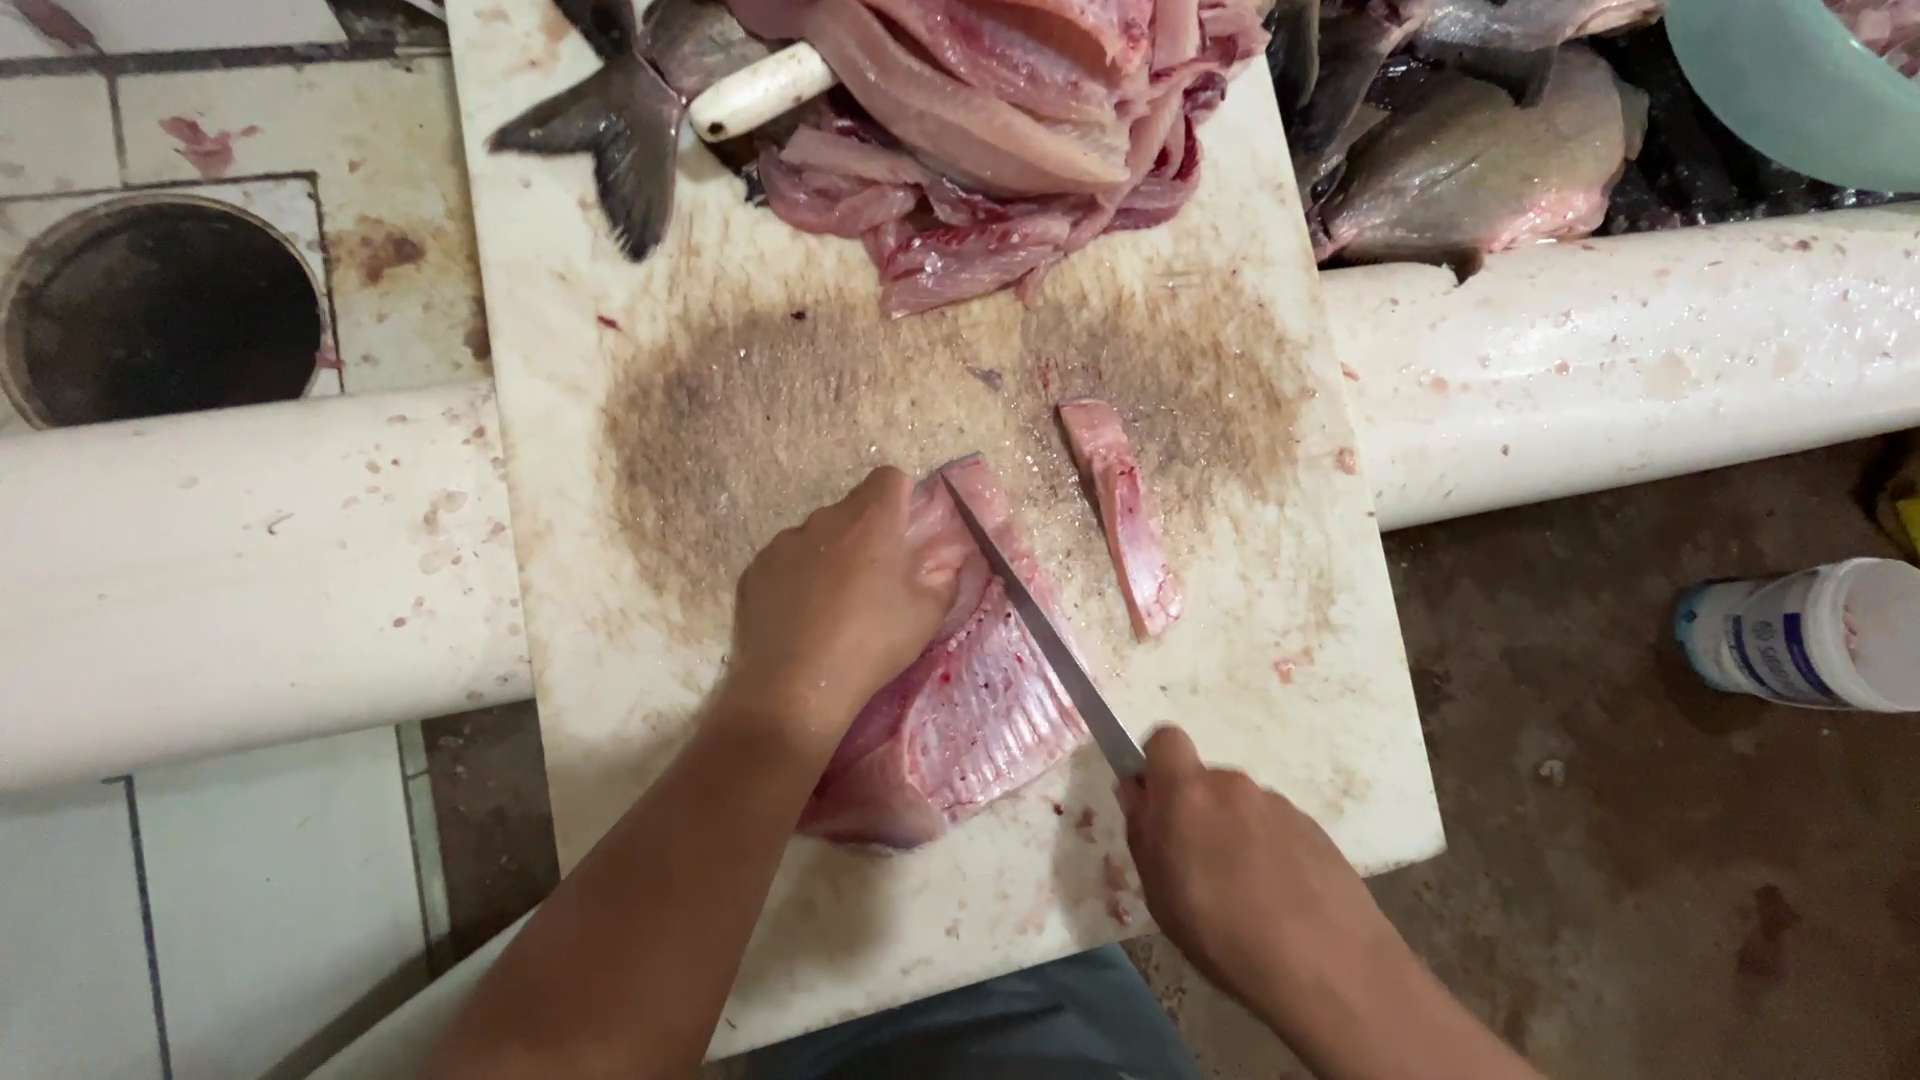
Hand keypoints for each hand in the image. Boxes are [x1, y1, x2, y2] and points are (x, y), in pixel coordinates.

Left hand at [716, 467, 958, 752]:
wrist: (795, 687)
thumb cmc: (872, 644)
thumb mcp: (927, 616)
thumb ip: (944, 578)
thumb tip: (946, 562)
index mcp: (871, 521)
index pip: (889, 477)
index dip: (902, 498)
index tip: (906, 533)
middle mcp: (824, 520)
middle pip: (852, 508)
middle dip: (867, 532)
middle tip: (877, 578)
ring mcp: (784, 543)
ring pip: (817, 535)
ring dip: (831, 554)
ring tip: (834, 604)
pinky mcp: (755, 570)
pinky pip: (785, 560)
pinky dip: (797, 577)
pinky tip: (802, 617)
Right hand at [1118, 727, 1406, 1024]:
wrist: (1331, 969)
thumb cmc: (1223, 934)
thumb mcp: (1158, 894)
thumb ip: (1143, 832)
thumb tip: (1137, 792)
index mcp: (1188, 793)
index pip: (1165, 740)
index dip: (1157, 766)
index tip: (1156, 805)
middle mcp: (1234, 786)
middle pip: (1204, 782)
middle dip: (1196, 812)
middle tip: (1198, 868)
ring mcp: (1280, 806)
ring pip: (1241, 808)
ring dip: (1235, 835)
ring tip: (1245, 895)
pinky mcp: (1316, 829)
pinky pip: (1275, 829)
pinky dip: (1270, 852)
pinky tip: (1280, 900)